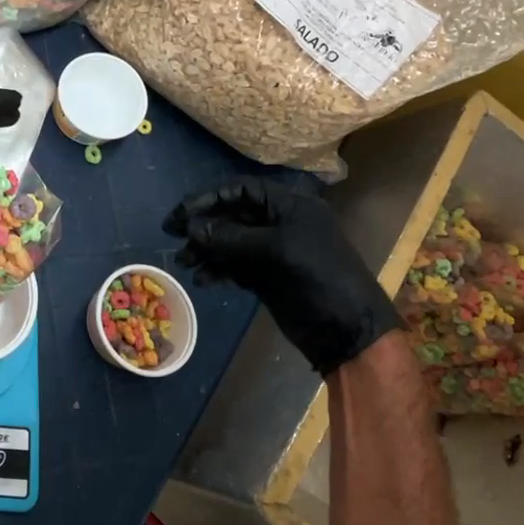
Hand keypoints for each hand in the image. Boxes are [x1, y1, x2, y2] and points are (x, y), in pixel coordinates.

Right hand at [163, 180, 399, 375]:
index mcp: (289, 206)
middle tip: (172, 235)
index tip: (181, 213)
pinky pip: (235, 266)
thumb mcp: (276, 251)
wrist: (350, 334)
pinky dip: (217, 270)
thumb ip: (231, 236)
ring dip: (206, 250)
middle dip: (203, 226)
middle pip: (232, 215)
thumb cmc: (320, 279)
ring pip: (230, 242)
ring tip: (184, 262)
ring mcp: (273, 252)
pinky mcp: (268, 277)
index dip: (208, 198)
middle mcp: (279, 224)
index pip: (240, 190)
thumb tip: (190, 227)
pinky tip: (202, 280)